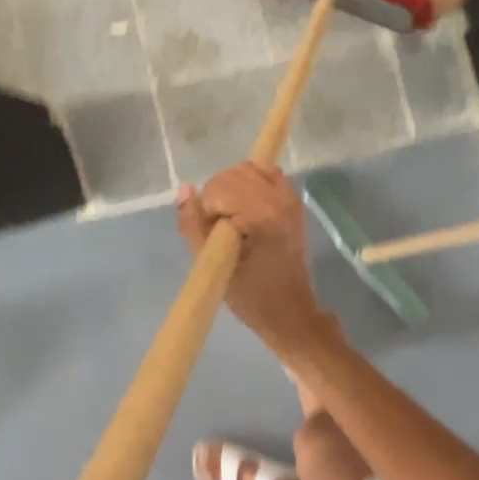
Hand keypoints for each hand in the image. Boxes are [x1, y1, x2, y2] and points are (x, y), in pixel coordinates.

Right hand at [176, 162, 336, 356]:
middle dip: (218, 197)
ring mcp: (290, 197)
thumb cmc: (251, 296)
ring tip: (234, 219)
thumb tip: (185, 189)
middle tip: (223, 231)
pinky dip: (251, 183)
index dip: (208, 212)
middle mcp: (279, 198)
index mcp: (262, 215)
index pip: (218, 188)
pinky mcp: (294, 201)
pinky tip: (247, 209)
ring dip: (233, 188)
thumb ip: (193, 225)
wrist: (290, 311)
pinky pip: (267, 173)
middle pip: (232, 174)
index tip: (216, 239)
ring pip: (248, 168)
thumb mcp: (213, 264)